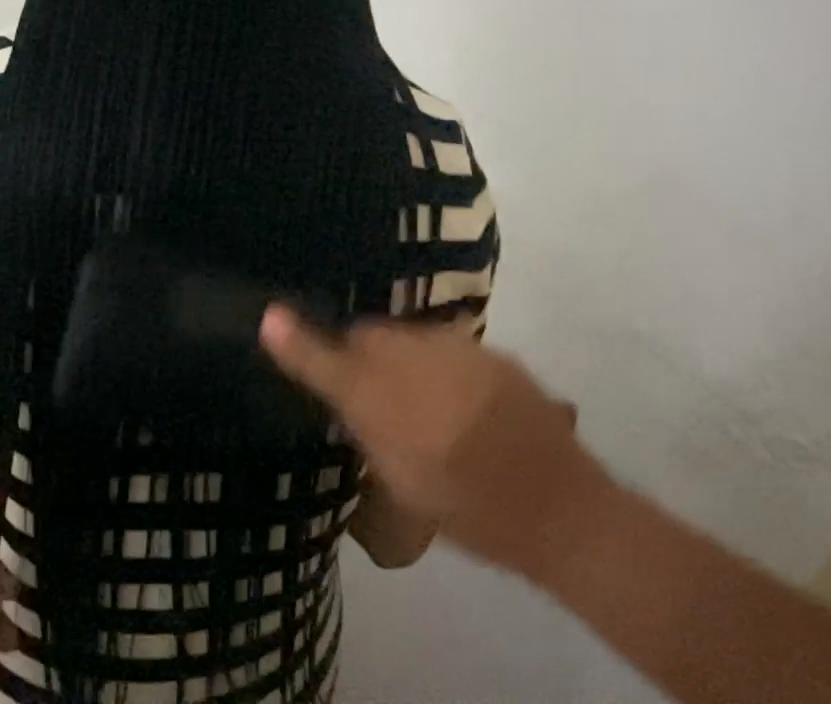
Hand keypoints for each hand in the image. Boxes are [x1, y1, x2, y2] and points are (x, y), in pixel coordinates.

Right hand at [259, 308, 609, 579]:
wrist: (559, 510)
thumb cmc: (468, 512)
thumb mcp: (401, 486)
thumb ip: (367, 432)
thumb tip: (345, 401)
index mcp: (384, 398)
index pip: (328, 355)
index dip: (296, 338)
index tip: (271, 318)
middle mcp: (416, 361)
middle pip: (369, 336)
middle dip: (357, 352)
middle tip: (362, 386)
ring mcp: (459, 353)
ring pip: (409, 338)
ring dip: (398, 355)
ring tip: (413, 394)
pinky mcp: (494, 355)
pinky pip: (446, 346)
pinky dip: (436, 363)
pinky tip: (453, 396)